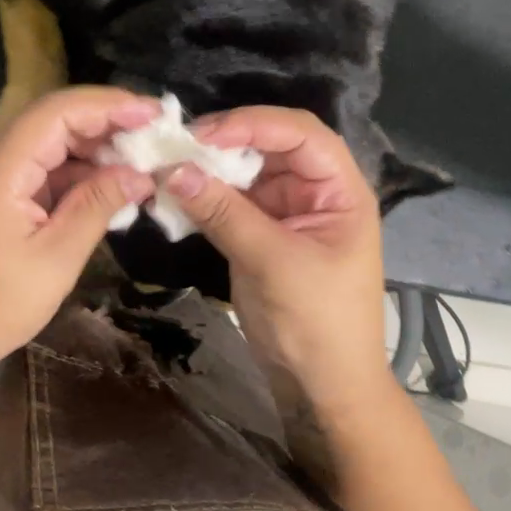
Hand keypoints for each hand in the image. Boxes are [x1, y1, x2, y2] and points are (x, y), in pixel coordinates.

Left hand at [0, 87, 160, 385]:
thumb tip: (141, 173)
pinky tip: (108, 185)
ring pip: (47, 142)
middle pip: (51, 119)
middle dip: (106, 124)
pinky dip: (74, 172)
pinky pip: (38, 167)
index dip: (109, 105)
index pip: (57, 112)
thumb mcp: (58, 258)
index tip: (154, 115)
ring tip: (141, 163)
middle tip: (155, 139)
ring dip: (92, 149)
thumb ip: (98, 205)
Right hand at [165, 107, 391, 400]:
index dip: (254, 124)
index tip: (203, 135)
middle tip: (177, 148)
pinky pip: (231, 205)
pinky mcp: (262, 237)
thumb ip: (224, 214)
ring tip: (170, 169)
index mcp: (340, 190)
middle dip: (226, 144)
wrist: (321, 386)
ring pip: (246, 176)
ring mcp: (287, 215)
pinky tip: (176, 198)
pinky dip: (206, 200)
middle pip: (270, 148)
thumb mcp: (272, 263)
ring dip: (211, 171)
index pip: (300, 134)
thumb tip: (172, 171)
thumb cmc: (317, 323)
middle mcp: (316, 193)